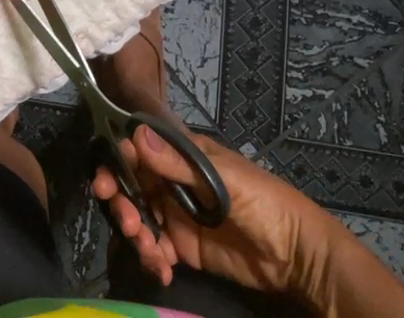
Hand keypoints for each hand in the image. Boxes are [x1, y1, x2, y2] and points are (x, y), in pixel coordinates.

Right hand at [93, 126, 335, 297]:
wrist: (297, 255)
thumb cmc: (264, 201)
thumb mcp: (223, 178)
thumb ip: (179, 162)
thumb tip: (136, 135)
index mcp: (181, 156)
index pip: (137, 149)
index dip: (116, 160)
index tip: (106, 179)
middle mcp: (172, 181)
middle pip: (129, 184)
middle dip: (120, 201)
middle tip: (126, 220)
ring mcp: (175, 214)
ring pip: (137, 216)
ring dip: (134, 232)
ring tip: (150, 249)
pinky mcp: (182, 247)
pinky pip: (154, 248)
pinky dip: (151, 258)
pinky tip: (163, 269)